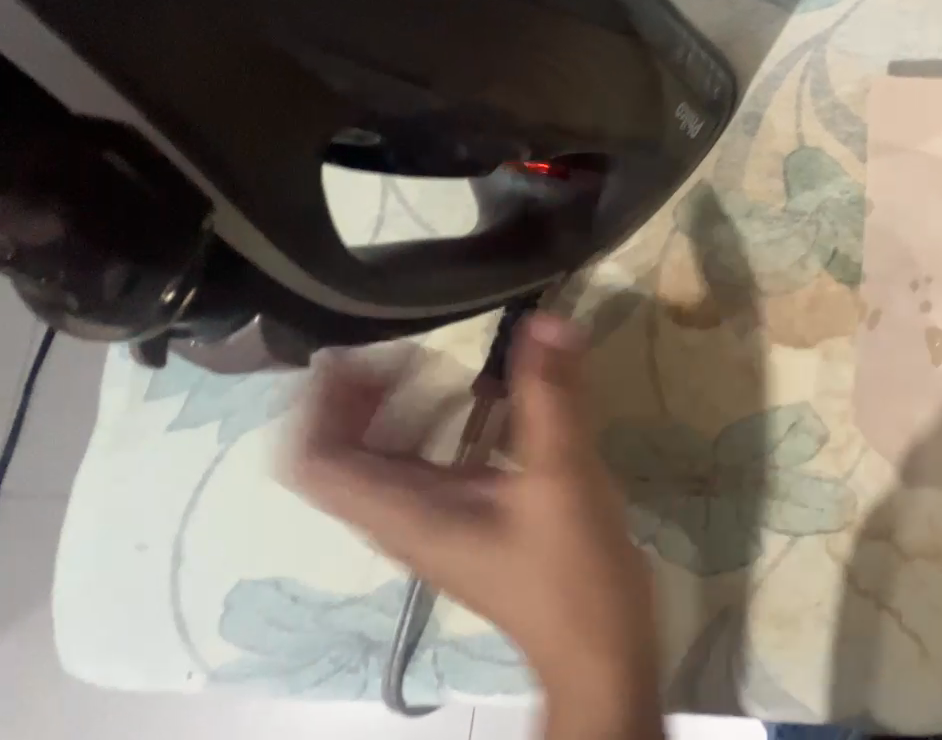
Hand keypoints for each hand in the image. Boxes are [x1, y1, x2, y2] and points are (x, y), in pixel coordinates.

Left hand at [290, 316, 659, 736]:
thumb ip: (553, 398)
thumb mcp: (562, 477)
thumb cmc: (570, 571)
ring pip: (391, 460)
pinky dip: (449, 428)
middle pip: (346, 454)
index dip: (320, 402)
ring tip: (450, 365)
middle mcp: (407, 518)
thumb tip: (547, 321)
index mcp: (405, 512)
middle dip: (364, 396)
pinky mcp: (474, 523)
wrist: (599, 645)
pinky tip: (496, 405)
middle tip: (414, 346)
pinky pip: (436, 466)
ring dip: (407, 409)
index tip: (361, 351)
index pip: (316, 459)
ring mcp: (440, 524)